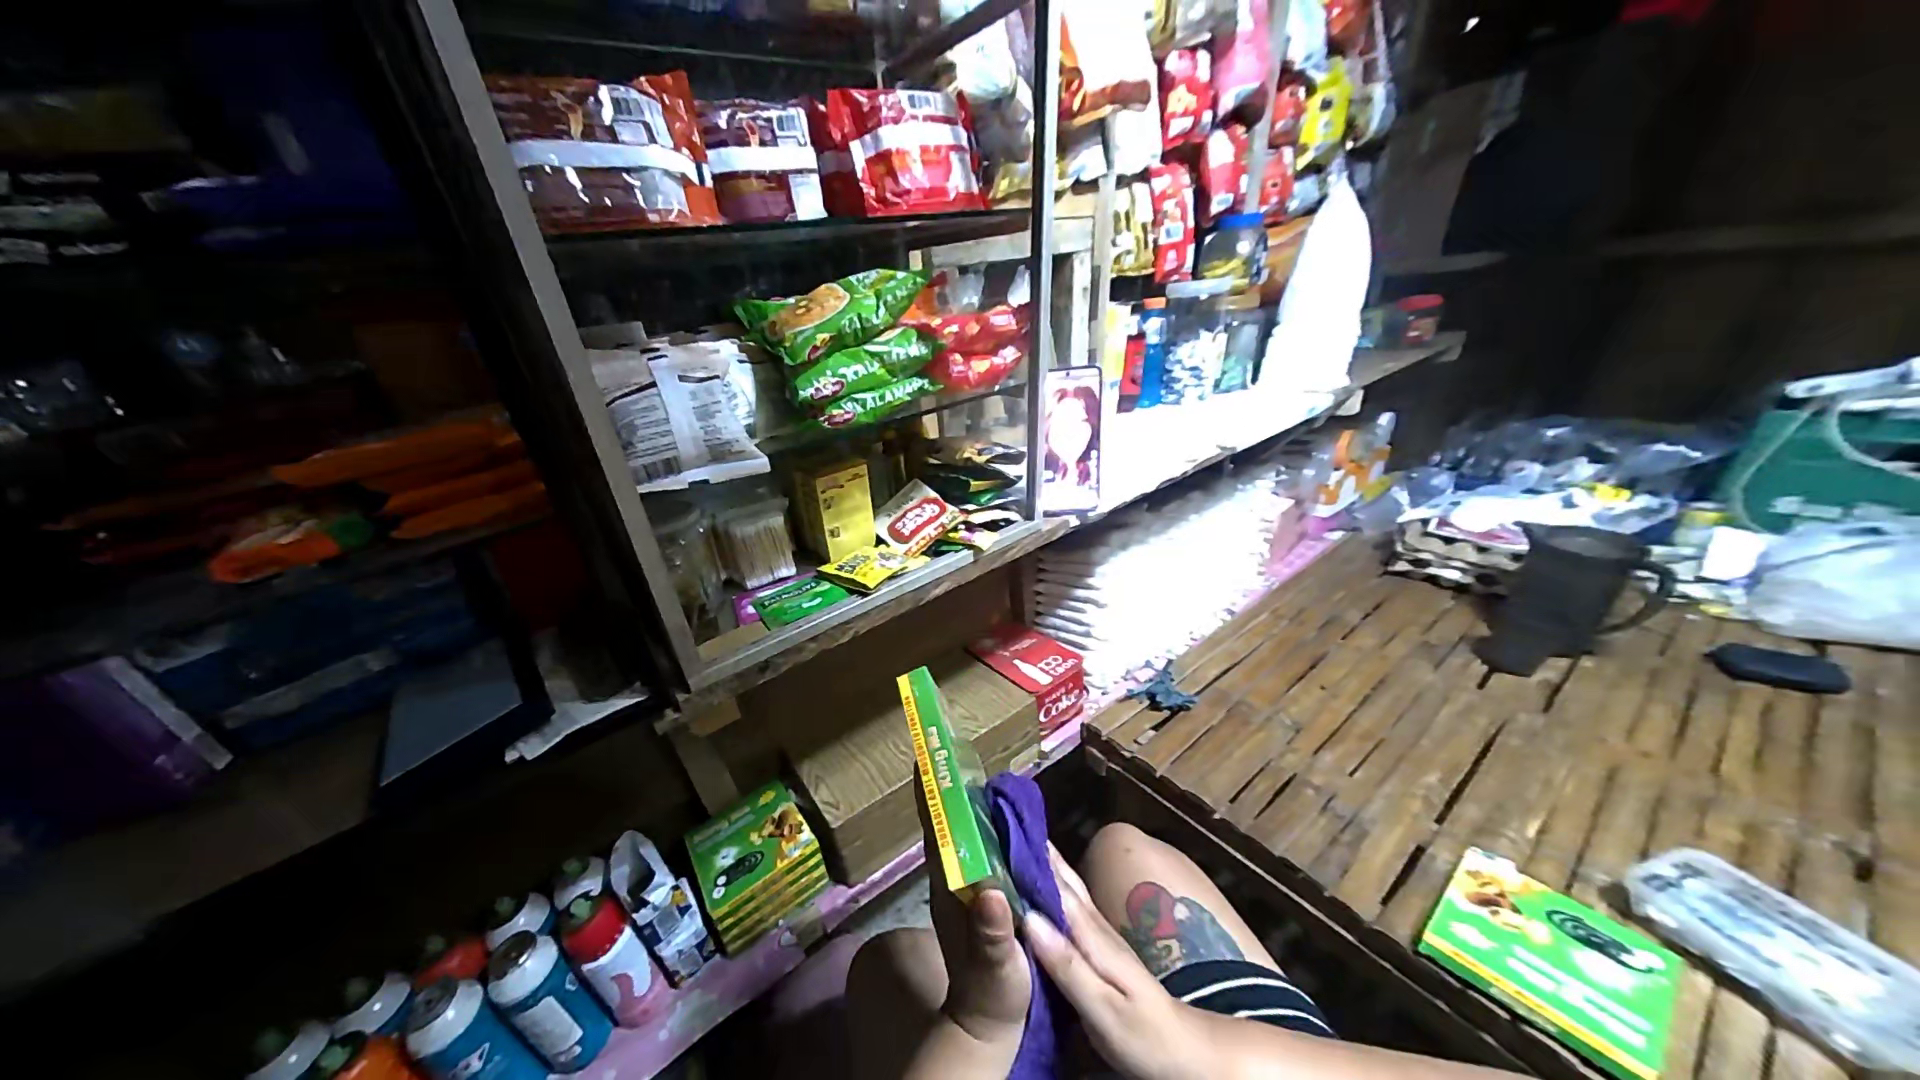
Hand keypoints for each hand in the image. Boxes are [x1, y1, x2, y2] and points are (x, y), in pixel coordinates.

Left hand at [912, 771, 1031, 1052]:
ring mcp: (962, 885)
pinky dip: (983, 826)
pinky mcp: (977, 895)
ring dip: (963, 802)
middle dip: (946, 785)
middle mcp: (951, 876)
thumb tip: (990, 894)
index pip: (935, 827)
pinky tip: (998, 815)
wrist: (984, 1027)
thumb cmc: (989, 995)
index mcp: (949, 884)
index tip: (926, 752)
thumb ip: (992, 935)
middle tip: (956, 748)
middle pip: (944, 822)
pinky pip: (977, 849)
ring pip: (959, 833)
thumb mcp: (995, 969)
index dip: (929, 790)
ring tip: (976, 769)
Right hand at [1022, 847, 1214, 1079]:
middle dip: (1037, 851)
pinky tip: (1045, 885)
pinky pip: (1072, 905)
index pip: (1058, 887)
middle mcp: (1096, 925)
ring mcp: (1101, 934)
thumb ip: (1067, 964)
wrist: (1186, 1052)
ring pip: (1069, 888)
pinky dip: (1056, 885)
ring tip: (1020, 843)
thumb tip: (1029, 918)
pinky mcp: (1102, 947)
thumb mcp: (1102, 1007)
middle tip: (1006, 826)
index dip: (1032, 859)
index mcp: (1092, 935)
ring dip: (1046, 862)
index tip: (1005, 832)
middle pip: (1064, 880)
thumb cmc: (1143, 1034)